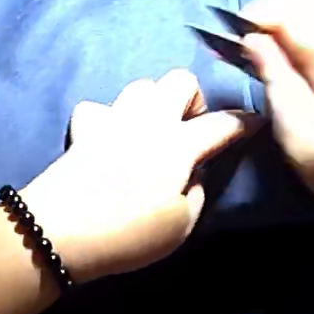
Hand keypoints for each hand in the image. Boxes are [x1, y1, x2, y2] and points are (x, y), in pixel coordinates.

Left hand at [19, 70, 251, 281]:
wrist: (58, 231)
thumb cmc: (127, 233)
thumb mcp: (180, 226)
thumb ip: (196, 193)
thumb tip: (193, 173)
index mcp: (179, 144)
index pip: (222, 124)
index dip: (244, 122)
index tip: (255, 123)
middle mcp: (148, 120)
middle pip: (180, 80)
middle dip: (194, 98)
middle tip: (190, 131)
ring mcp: (112, 119)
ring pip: (141, 84)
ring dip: (154, 101)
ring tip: (153, 132)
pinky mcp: (82, 129)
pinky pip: (99, 108)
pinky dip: (109, 118)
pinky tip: (109, 139)